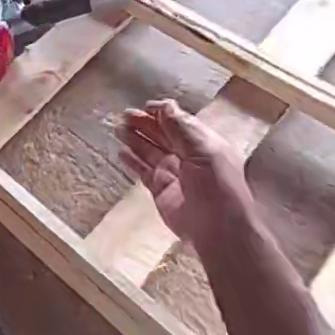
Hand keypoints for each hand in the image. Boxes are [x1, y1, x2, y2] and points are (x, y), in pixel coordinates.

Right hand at [114, 99, 255, 243]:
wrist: (217, 228)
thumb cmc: (216, 186)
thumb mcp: (204, 151)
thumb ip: (182, 128)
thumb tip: (165, 106)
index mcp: (203, 144)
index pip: (180, 123)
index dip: (163, 113)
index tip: (145, 106)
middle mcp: (187, 156)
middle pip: (162, 135)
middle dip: (144, 123)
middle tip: (124, 115)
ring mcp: (172, 173)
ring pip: (149, 150)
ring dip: (134, 138)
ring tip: (118, 128)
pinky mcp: (159, 189)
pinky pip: (142, 170)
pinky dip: (131, 161)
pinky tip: (121, 152)